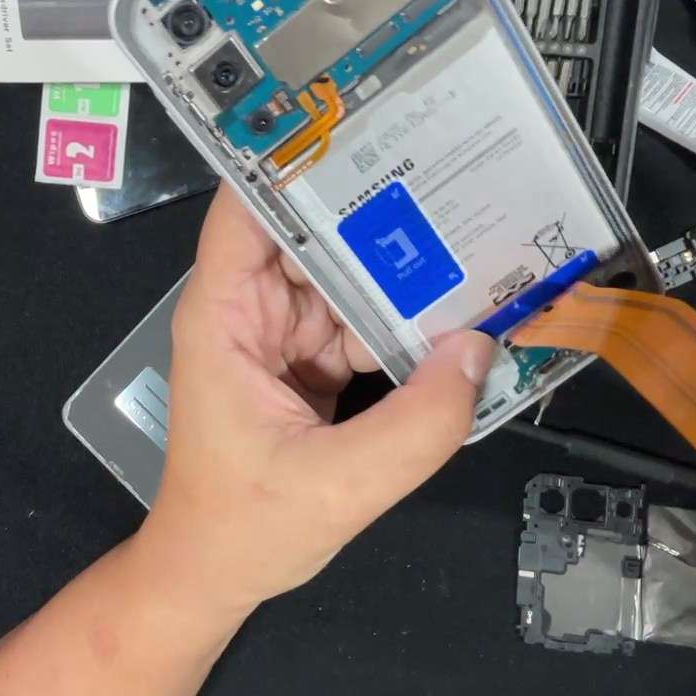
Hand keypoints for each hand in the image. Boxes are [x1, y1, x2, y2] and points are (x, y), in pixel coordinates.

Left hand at [137, 188, 496, 614]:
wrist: (216, 571)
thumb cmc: (246, 528)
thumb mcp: (337, 486)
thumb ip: (415, 425)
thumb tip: (479, 350)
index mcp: (226, 316)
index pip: (247, 210)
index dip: (293, 162)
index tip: (356, 125)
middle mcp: (248, 310)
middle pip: (307, 235)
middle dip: (369, 209)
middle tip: (444, 172)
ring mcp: (278, 334)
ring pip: (340, 277)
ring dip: (394, 264)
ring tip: (465, 231)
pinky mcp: (303, 360)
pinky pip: (354, 320)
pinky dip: (396, 318)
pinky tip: (449, 307)